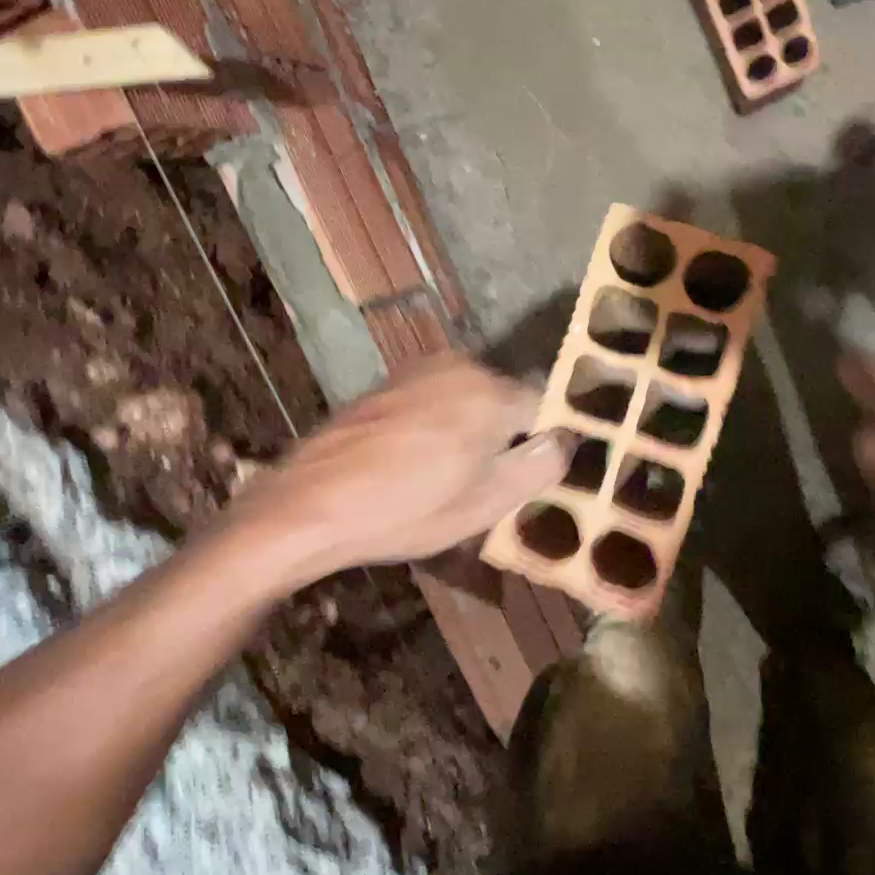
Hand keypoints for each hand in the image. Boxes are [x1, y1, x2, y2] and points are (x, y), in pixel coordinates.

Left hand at [204, 354, 571, 594]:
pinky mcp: (387, 383)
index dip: (542, 444)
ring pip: (469, 399)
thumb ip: (540, 465)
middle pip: (505, 400)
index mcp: (491, 391)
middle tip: (487, 485)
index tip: (528, 478)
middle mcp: (459, 366)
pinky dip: (438, 425)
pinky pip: (435, 400)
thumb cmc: (407, 509)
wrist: (308, 505)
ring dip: (471, 431)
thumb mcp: (487, 503)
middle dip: (505, 436)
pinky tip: (415, 464)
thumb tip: (566, 439)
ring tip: (448, 479)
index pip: (545, 407)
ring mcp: (417, 370)